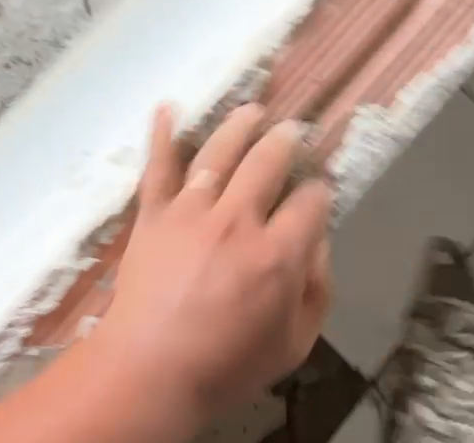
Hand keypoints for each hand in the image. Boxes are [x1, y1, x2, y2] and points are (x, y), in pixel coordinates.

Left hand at [87, 102, 333, 421]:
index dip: (320, 192)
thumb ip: (315, 289)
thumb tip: (319, 243)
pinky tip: (167, 108)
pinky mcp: (153, 212)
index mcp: (276, 255)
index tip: (321, 185)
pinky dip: (162, 135)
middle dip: (284, 143)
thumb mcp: (293, 343)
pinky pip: (158, 166)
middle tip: (293, 129)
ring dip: (237, 127)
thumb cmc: (227, 365)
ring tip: (252, 109)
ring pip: (217, 155)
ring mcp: (189, 211)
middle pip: (266, 166)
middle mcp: (235, 221)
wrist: (152, 365)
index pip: (309, 205)